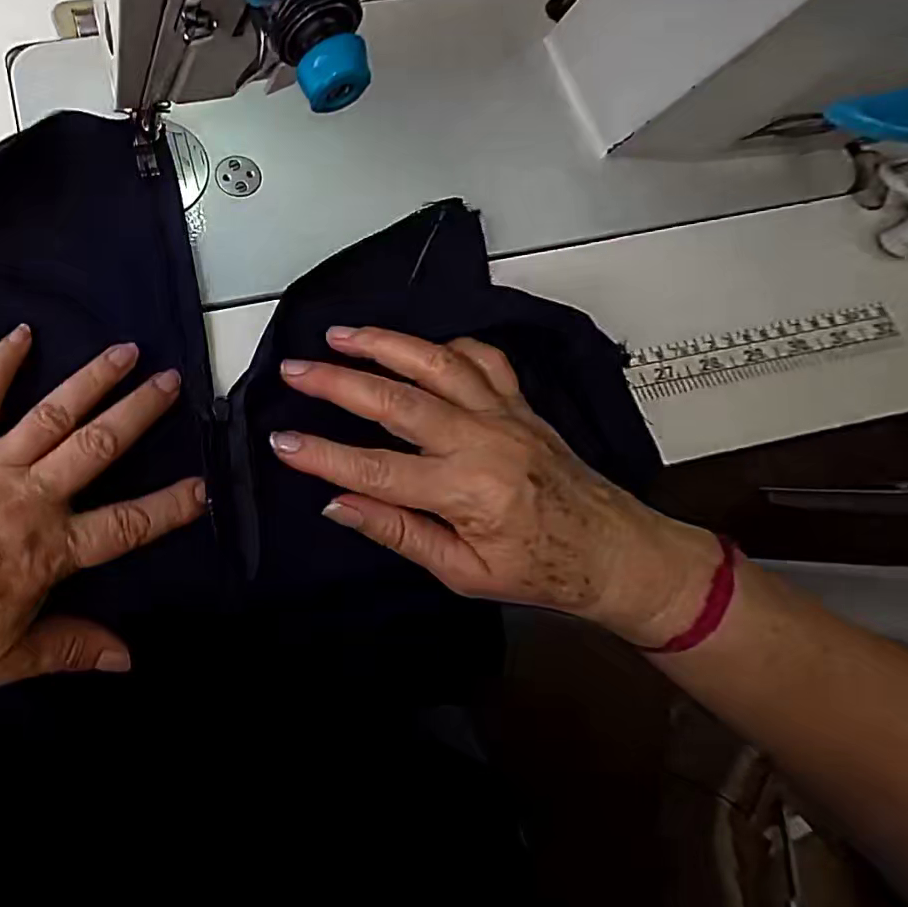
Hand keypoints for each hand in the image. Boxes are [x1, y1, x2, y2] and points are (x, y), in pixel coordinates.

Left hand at [0, 325, 207, 708]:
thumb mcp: (5, 658)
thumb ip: (69, 648)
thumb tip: (126, 658)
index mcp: (49, 553)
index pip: (127, 526)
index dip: (169, 507)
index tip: (202, 486)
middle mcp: (29, 499)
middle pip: (99, 448)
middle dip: (139, 413)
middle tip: (170, 382)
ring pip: (54, 414)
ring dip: (93, 380)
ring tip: (125, 352)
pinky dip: (0, 364)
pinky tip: (21, 333)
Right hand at [268, 325, 721, 646]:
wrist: (625, 555)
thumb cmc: (541, 570)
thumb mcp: (461, 571)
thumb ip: (396, 531)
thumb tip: (336, 504)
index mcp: (468, 493)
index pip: (376, 471)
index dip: (321, 456)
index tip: (282, 443)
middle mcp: (486, 444)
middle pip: (397, 402)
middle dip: (337, 382)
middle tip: (294, 369)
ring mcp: (506, 417)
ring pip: (437, 365)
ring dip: (384, 345)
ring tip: (340, 334)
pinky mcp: (520, 405)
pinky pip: (483, 360)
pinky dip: (446, 346)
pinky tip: (414, 346)